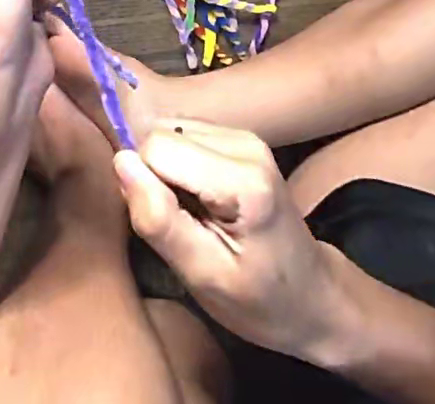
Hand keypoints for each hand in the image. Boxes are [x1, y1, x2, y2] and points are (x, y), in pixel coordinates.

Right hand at [113, 121, 346, 361]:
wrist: (313, 296)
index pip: (157, 148)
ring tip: (192, 214)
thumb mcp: (204, 277)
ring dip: (167, 172)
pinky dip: (179, 165)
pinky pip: (184, 135)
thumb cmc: (260, 301)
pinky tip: (200, 199)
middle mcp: (245, 143)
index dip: (146, 187)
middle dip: (156, 177)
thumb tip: (121, 162)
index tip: (167, 226)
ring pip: (169, 132)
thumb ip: (159, 219)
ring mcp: (245, 135)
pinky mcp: (240, 136)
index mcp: (242, 179)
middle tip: (181, 224)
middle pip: (162, 135)